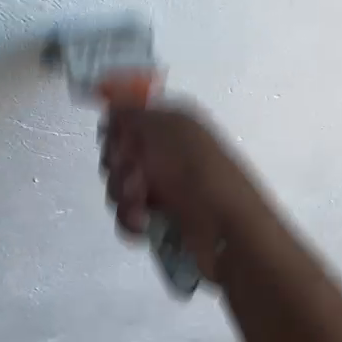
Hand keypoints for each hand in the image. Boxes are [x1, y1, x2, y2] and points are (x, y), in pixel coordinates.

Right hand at [100, 103, 267, 279]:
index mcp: (175, 123)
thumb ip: (132, 113)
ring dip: (123, 194)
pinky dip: (130, 218)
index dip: (117, 125)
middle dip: (118, 164)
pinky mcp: (161, 217)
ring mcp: (165, 185)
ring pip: (121, 183)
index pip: (131, 113)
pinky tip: (141, 223)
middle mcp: (169, 150)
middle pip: (120, 149)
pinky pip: (129, 212)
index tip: (114, 139)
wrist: (228, 235)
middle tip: (133, 175)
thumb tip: (112, 107)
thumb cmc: (197, 175)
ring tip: (140, 205)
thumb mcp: (164, 131)